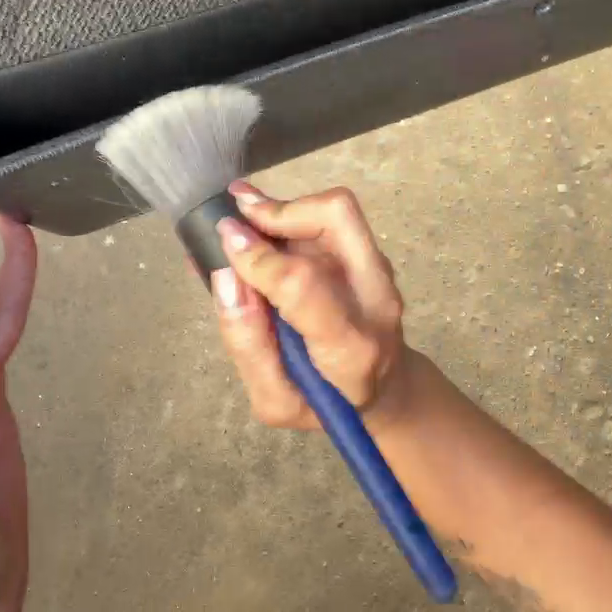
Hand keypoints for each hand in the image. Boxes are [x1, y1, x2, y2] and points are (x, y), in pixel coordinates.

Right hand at [212, 181, 409, 429]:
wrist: (387, 390)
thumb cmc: (328, 403)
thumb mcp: (277, 401)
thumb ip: (249, 344)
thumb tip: (225, 276)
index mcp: (351, 346)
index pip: (305, 286)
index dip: (261, 259)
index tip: (224, 240)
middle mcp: (375, 295)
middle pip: (338, 220)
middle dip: (281, 209)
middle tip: (234, 209)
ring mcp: (379, 270)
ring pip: (337, 210)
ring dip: (285, 208)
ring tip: (242, 209)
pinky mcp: (372, 256)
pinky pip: (333, 219)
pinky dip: (293, 214)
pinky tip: (260, 222)